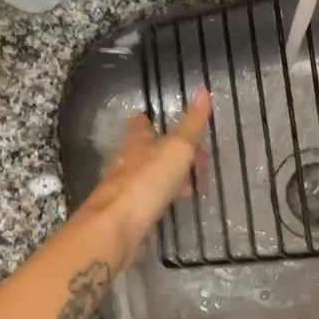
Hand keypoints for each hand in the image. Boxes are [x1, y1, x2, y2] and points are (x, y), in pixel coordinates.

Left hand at [76, 90, 213, 260]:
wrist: (115, 229)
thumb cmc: (146, 183)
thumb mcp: (176, 149)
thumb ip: (190, 125)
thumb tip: (203, 90)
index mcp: (136, 144)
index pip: (140, 125)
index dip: (149, 120)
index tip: (160, 119)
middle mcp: (126, 164)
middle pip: (147, 152)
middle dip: (170, 153)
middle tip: (198, 158)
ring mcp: (124, 191)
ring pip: (149, 177)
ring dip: (169, 177)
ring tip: (194, 185)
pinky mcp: (127, 215)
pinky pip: (148, 201)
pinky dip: (163, 199)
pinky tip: (173, 207)